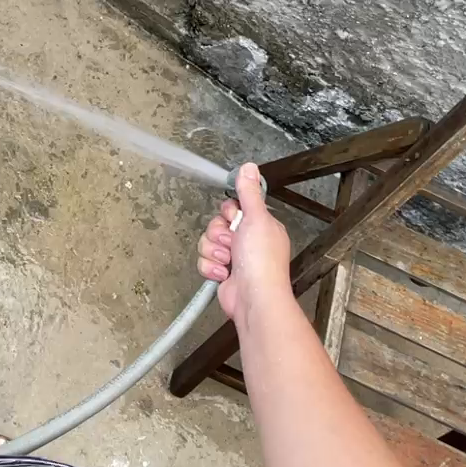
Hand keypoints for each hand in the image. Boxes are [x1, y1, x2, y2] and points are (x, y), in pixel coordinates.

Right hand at [196, 162, 292, 324]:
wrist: (254, 299)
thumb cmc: (261, 262)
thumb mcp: (256, 218)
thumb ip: (248, 193)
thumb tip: (249, 168)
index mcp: (260, 226)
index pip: (233, 208)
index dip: (229, 213)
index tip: (234, 219)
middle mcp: (247, 241)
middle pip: (216, 224)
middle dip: (218, 234)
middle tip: (231, 242)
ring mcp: (234, 258)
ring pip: (207, 242)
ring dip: (213, 251)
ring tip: (227, 261)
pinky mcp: (221, 273)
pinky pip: (204, 261)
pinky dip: (210, 267)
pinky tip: (223, 274)